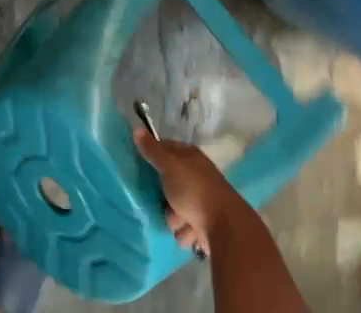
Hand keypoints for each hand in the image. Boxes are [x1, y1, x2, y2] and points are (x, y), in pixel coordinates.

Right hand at [133, 126, 250, 254]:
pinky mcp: (203, 224)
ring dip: (174, 218)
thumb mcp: (169, 166)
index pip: (165, 149)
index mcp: (190, 158)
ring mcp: (200, 202)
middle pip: (166, 184)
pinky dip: (186, 231)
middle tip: (162, 198)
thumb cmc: (194, 190)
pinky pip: (183, 228)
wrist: (225, 227)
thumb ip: (152, 151)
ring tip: (182, 219)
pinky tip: (192, 231)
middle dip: (163, 197)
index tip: (141, 165)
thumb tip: (136, 129)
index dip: (152, 156)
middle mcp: (195, 177)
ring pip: (172, 210)